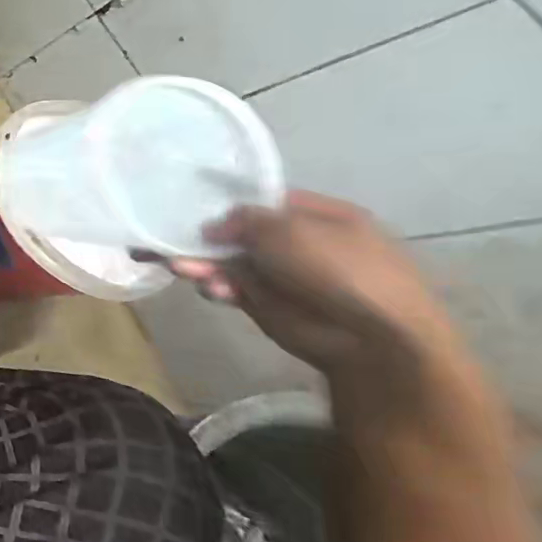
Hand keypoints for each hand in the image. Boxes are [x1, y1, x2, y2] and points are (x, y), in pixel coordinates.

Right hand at [144, 191, 462, 375]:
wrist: (371, 340)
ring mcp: (284, 276)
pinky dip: (217, 288)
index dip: (229, 202)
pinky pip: (233, 290)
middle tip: (170, 241)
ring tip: (178, 267)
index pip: (265, 201)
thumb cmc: (339, 268)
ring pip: (231, 263)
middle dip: (207, 238)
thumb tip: (212, 228)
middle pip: (240, 234)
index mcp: (319, 216)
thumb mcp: (288, 228)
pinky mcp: (269, 306)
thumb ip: (243, 219)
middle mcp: (300, 243)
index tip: (192, 203)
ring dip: (204, 264)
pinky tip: (210, 290)